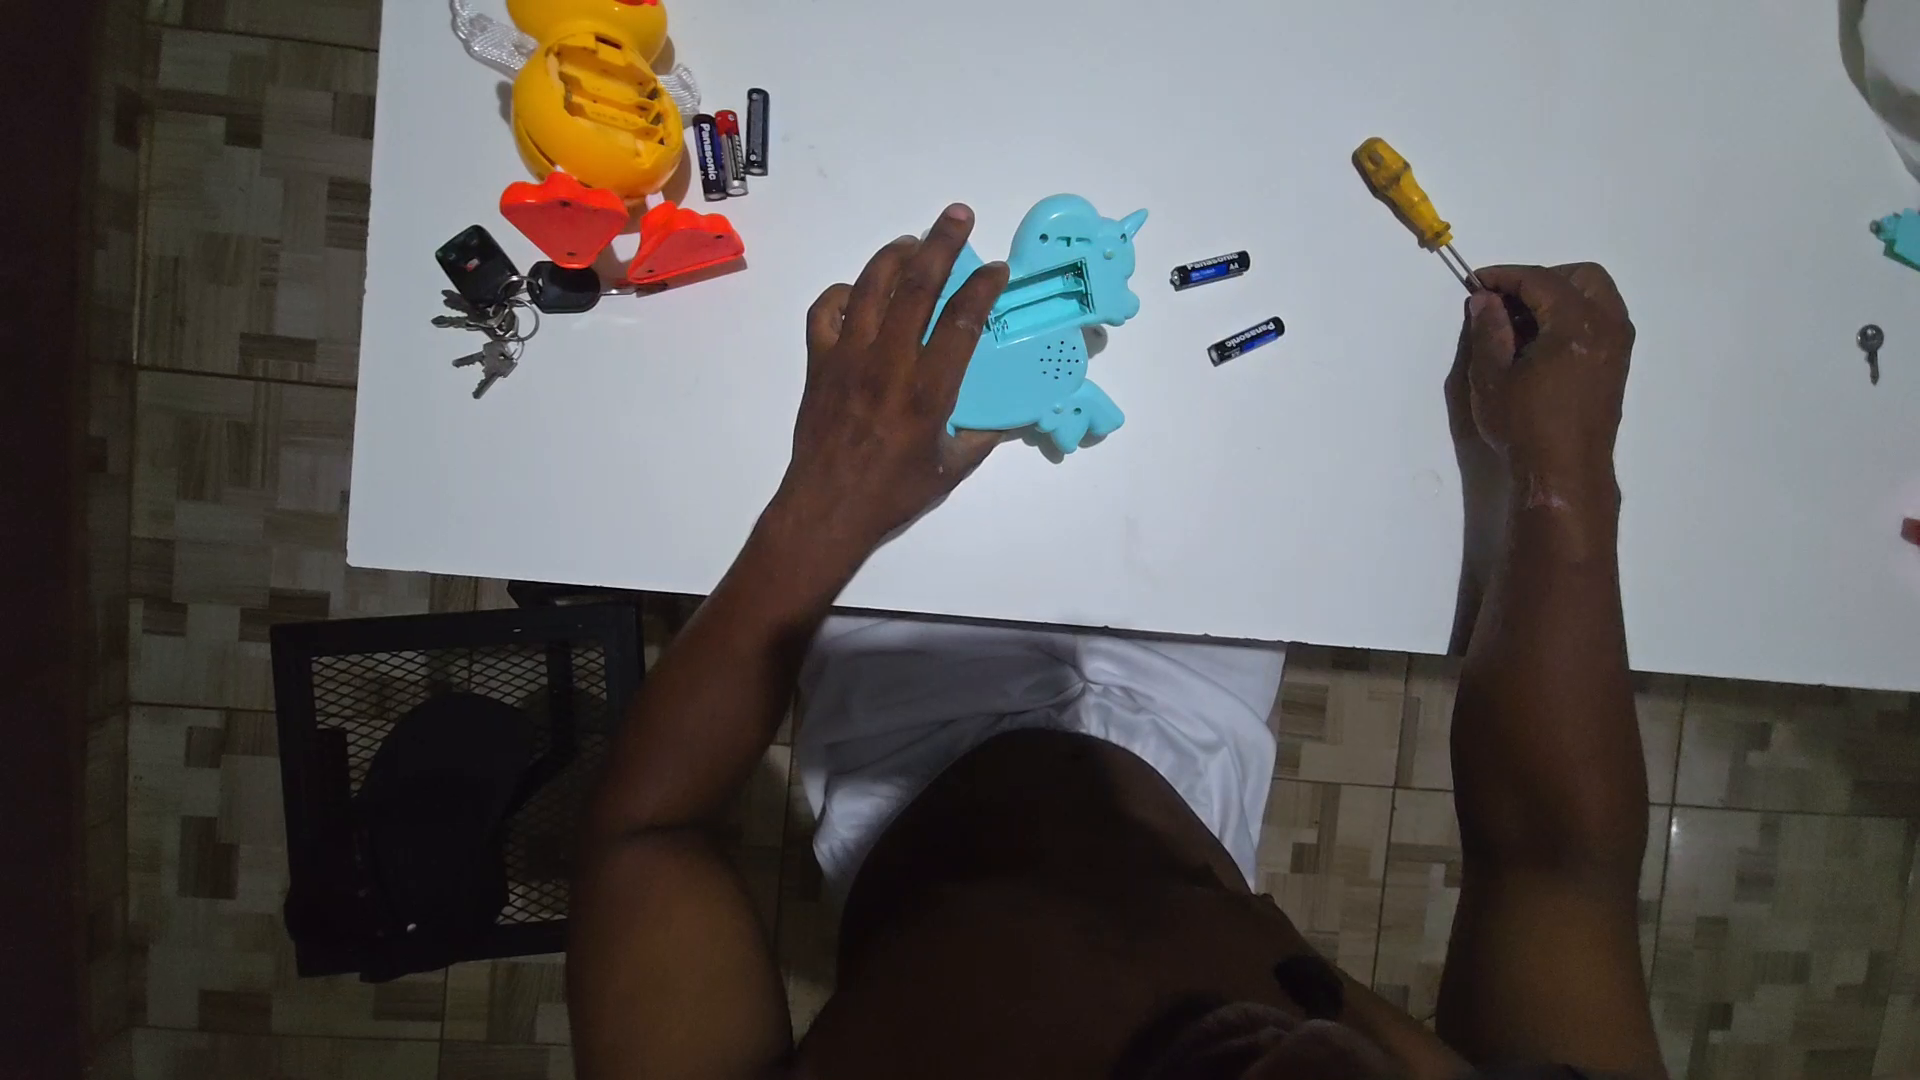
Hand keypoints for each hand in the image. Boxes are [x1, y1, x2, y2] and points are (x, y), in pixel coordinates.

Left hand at [774, 203, 1008, 551]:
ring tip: (913, 242)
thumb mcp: (951, 470)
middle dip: (942, 243)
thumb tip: (1009, 419)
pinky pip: (826, 311)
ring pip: (871, 287)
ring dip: (894, 256)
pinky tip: (859, 293)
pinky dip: (843, 292)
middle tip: (958, 214)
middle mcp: (889, 364)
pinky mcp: (819, 363)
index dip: (982, 286)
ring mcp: (848, 358)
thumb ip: (982, 437)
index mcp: (929, 391)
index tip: (996, 269)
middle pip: (918, 286)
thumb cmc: (893, 494)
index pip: (962, 320)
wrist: (827, 509)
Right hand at [1462, 263, 1634, 498]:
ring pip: (1594, 296)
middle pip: (1580, 277)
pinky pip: (1598, 318)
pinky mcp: (1615, 361)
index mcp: (1577, 325)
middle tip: (1501, 301)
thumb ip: (1488, 331)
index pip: (1542, 281)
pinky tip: (1537, 341)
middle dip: (1539, 280)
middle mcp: (1608, 325)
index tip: (1476, 280)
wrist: (1563, 468)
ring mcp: (1618, 343)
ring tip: (1517, 322)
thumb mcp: (1491, 377)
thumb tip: (1484, 299)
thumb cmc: (1522, 423)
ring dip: (1556, 296)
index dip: (1506, 276)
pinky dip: (1569, 315)